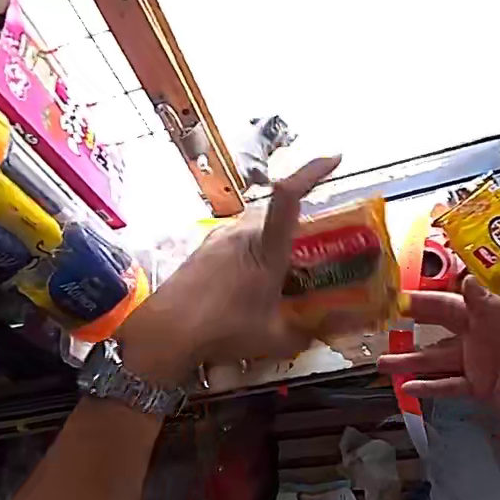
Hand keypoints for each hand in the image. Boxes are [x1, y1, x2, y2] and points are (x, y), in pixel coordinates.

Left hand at [116, 155, 341, 383]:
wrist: (165, 333)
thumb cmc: (222, 332)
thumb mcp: (274, 340)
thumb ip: (308, 333)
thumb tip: (335, 330)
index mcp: (265, 249)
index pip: (289, 196)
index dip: (312, 171)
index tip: (334, 159)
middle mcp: (242, 234)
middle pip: (278, 217)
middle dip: (299, 233)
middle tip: (310, 263)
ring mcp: (220, 238)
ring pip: (257, 230)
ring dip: (272, 248)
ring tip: (277, 283)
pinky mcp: (204, 248)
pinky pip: (237, 242)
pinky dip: (250, 256)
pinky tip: (247, 287)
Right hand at [377, 277, 499, 456]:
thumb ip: (494, 309)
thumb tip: (464, 279)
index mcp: (494, 316)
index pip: (451, 302)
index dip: (422, 300)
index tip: (391, 299)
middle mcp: (483, 337)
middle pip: (439, 330)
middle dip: (409, 329)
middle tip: (376, 330)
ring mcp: (482, 365)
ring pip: (439, 360)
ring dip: (412, 362)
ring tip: (382, 365)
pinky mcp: (485, 391)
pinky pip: (452, 386)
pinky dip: (432, 387)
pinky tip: (410, 390)